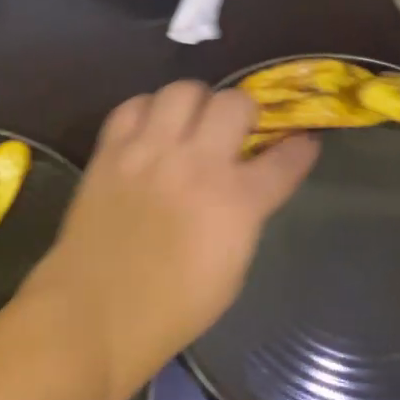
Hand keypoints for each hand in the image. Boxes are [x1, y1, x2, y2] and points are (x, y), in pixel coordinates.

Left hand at [18, 81, 318, 399]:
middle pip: (231, 103)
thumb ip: (243, 217)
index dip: (299, 149)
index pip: (282, 160)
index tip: (303, 142)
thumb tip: (246, 188)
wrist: (95, 309)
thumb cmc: (173, 307)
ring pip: (181, 90)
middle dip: (243, 110)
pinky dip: (147, 110)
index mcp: (235, 202)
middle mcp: (194, 164)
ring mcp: (147, 151)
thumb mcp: (231, 268)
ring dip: (195, 102)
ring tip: (191, 121)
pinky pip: (132, 106)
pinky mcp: (109, 150)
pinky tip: (149, 129)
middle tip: (236, 128)